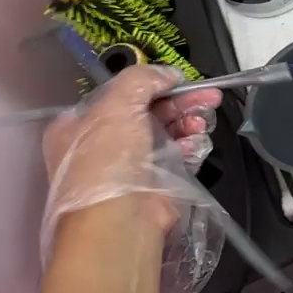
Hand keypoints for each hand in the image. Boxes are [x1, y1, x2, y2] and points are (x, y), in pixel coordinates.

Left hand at [40, 66, 224, 255]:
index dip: (153, 85)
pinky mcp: (156, 181)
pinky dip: (191, 145)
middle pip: (151, 111)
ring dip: (189, 122)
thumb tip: (169, 73)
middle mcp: (104, 143)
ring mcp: (131, 164)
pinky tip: (198, 142)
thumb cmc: (108, 159)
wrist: (119, 219)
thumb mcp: (116, 106)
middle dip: (181, 102)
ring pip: (168, 132)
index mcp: (81, 124)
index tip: (181, 80)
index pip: (123, 94)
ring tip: (202, 123)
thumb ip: (142, 79)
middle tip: (210, 96)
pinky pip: (179, 154)